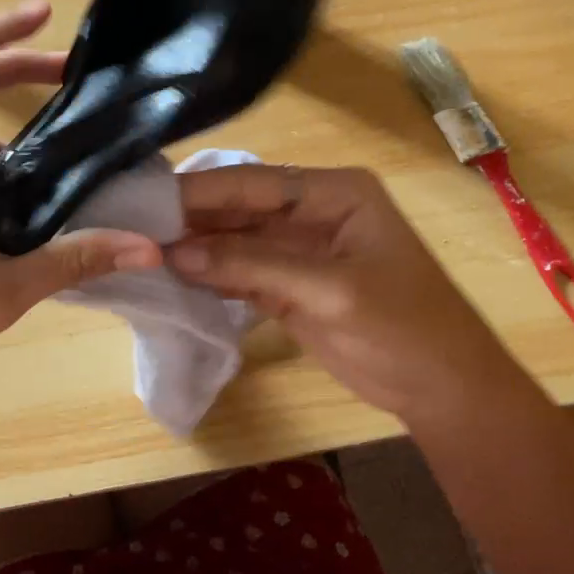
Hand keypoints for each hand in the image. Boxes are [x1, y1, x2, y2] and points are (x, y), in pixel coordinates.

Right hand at [168, 164, 523, 418]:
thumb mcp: (330, 291)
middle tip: (129, 226)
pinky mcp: (285, 284)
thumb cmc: (405, 328)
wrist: (444, 390)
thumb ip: (252, 266)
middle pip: (236, 208)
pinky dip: (206, 275)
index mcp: (334, 192)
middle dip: (189, 219)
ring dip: (192, 248)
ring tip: (138, 250)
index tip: (145, 203)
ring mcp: (295, 249)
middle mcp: (310, 211)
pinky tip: (169, 276)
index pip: (253, 183)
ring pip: (231, 239)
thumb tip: (175, 253)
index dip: (199, 193)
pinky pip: (236, 271)